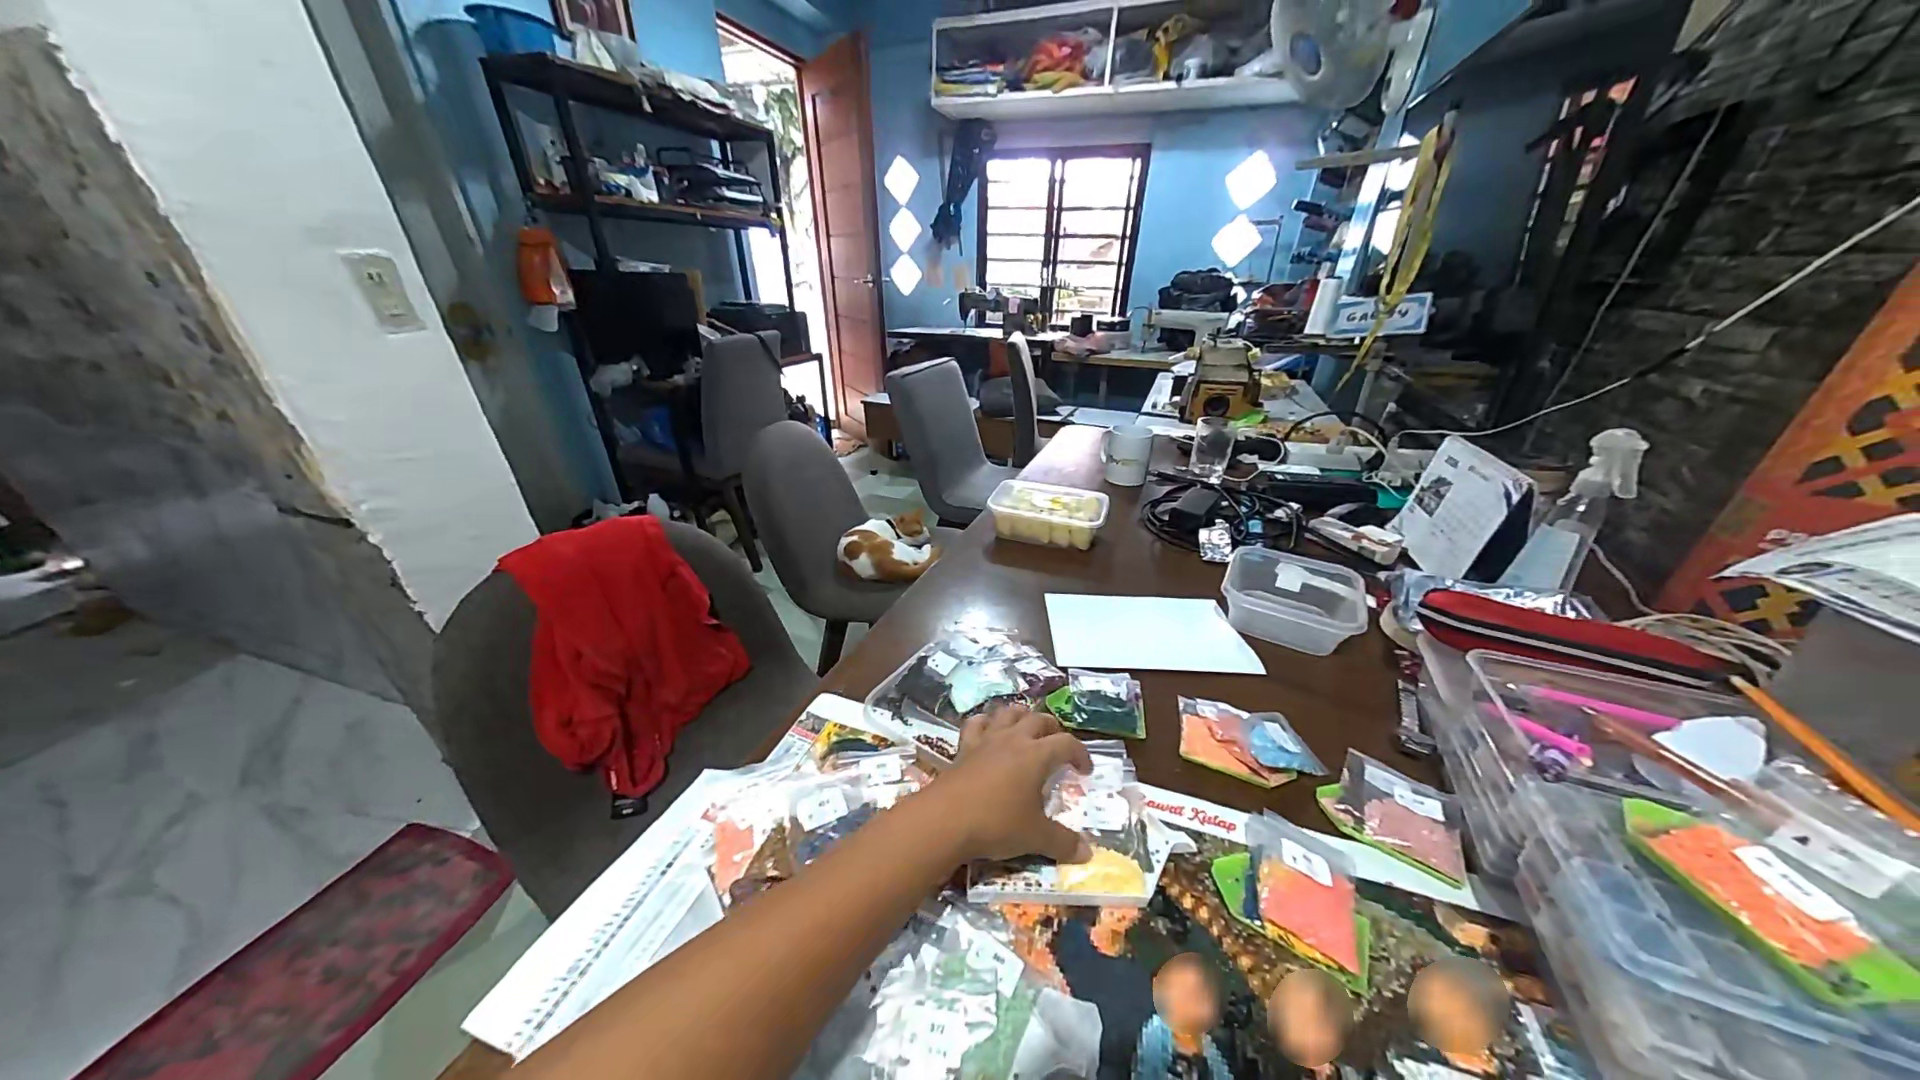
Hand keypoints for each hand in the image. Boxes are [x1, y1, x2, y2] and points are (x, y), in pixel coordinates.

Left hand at [926, 705, 1093, 865]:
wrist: (945, 819)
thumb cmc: (996, 823)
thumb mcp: (1035, 837)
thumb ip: (1063, 843)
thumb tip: (1087, 853)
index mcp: (1036, 755)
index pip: (1067, 743)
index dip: (1080, 754)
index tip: (1084, 770)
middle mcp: (1013, 739)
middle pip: (1039, 720)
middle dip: (1053, 729)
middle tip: (1058, 746)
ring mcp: (986, 740)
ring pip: (1008, 713)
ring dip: (1022, 716)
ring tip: (1027, 729)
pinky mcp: (964, 747)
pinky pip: (976, 724)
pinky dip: (986, 722)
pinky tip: (988, 731)